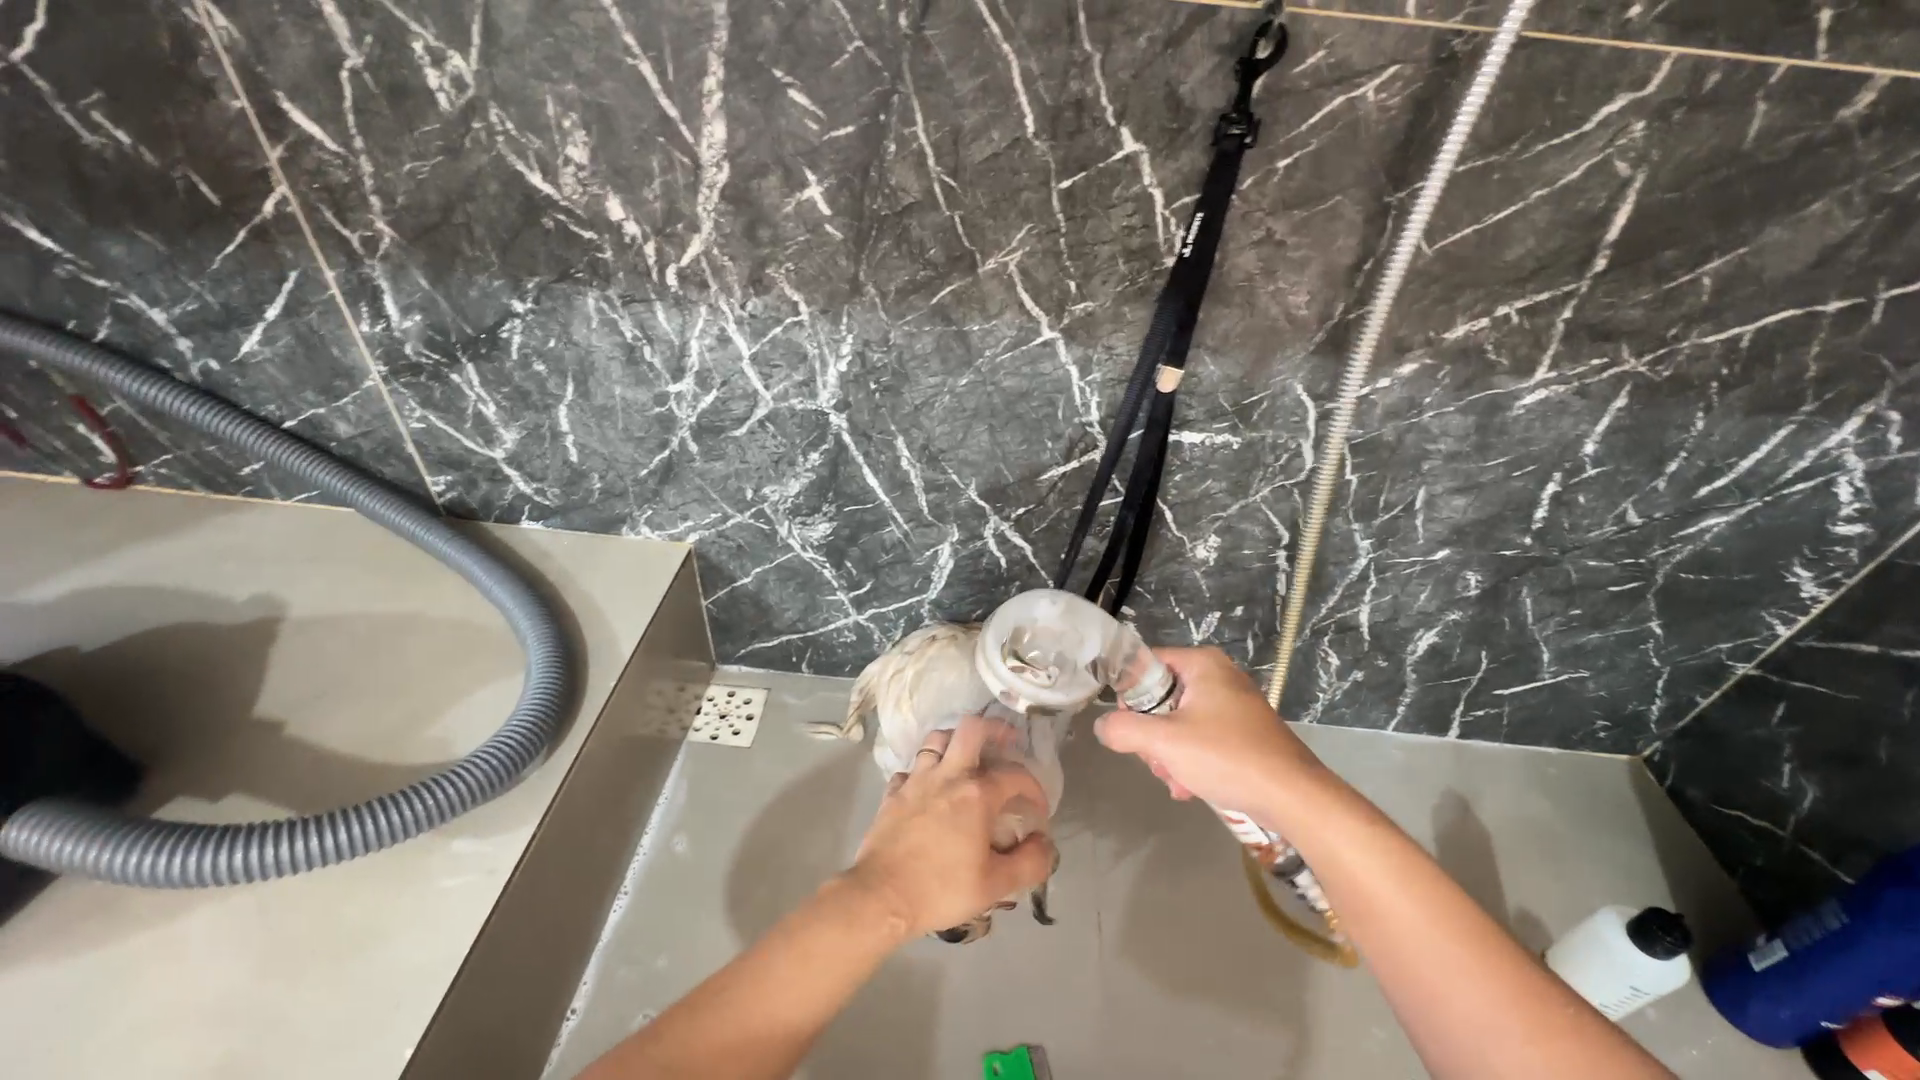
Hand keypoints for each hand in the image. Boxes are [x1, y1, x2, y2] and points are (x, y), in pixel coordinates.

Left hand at [843, 715, 1055, 940]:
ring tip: (967, 758)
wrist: (881, 897)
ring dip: (956, 742)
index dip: (1034, 789)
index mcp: (977, 795)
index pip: (1016, 776)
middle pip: (971, 729)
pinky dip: (923, 771)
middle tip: (1006, 742)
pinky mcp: (893, 793)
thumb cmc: (941, 890)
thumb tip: (1044, 843)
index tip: (1038, 810)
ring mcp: (916, 781)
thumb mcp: (996, 885)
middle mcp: (947, 776)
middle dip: (994, 728)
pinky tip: (929, 788)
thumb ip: (1029, 862)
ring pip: (936, 740)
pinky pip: (910, 769)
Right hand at [1095, 646, 1325, 817]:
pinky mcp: (1244, 732)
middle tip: (1158, 761)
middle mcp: (1219, 676)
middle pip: (1161, 697)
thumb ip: (1124, 729)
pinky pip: (1202, 738)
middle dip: (1152, 736)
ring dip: (1170, 755)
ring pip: (1179, 723)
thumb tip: (1102, 726)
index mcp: (1202, 664)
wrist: (1293, 796)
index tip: (1127, 726)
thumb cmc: (1227, 757)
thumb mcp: (1164, 742)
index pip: (1145, 664)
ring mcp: (1234, 704)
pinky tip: (1192, 788)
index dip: (1128, 695)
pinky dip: (1192, 761)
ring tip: (1178, 782)